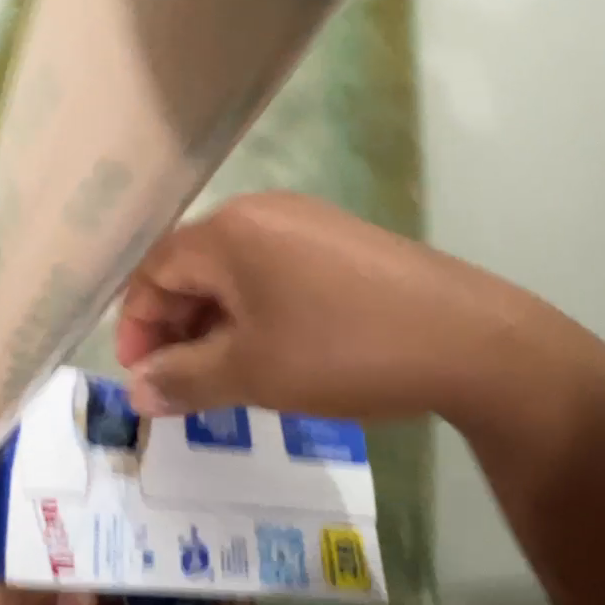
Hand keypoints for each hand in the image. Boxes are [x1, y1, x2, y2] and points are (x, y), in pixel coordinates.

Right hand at [115, 191, 559, 423]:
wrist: (470, 340)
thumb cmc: (342, 351)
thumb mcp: (251, 373)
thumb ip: (182, 380)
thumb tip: (134, 392)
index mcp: (228, 232)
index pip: (153, 272)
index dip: (137, 327)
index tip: (141, 380)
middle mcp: (259, 213)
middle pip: (191, 268)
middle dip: (175, 329)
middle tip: (178, 385)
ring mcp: (304, 221)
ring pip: (233, 273)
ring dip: (213, 324)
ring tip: (220, 377)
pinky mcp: (338, 240)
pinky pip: (271, 272)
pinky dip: (253, 312)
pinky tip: (269, 352)